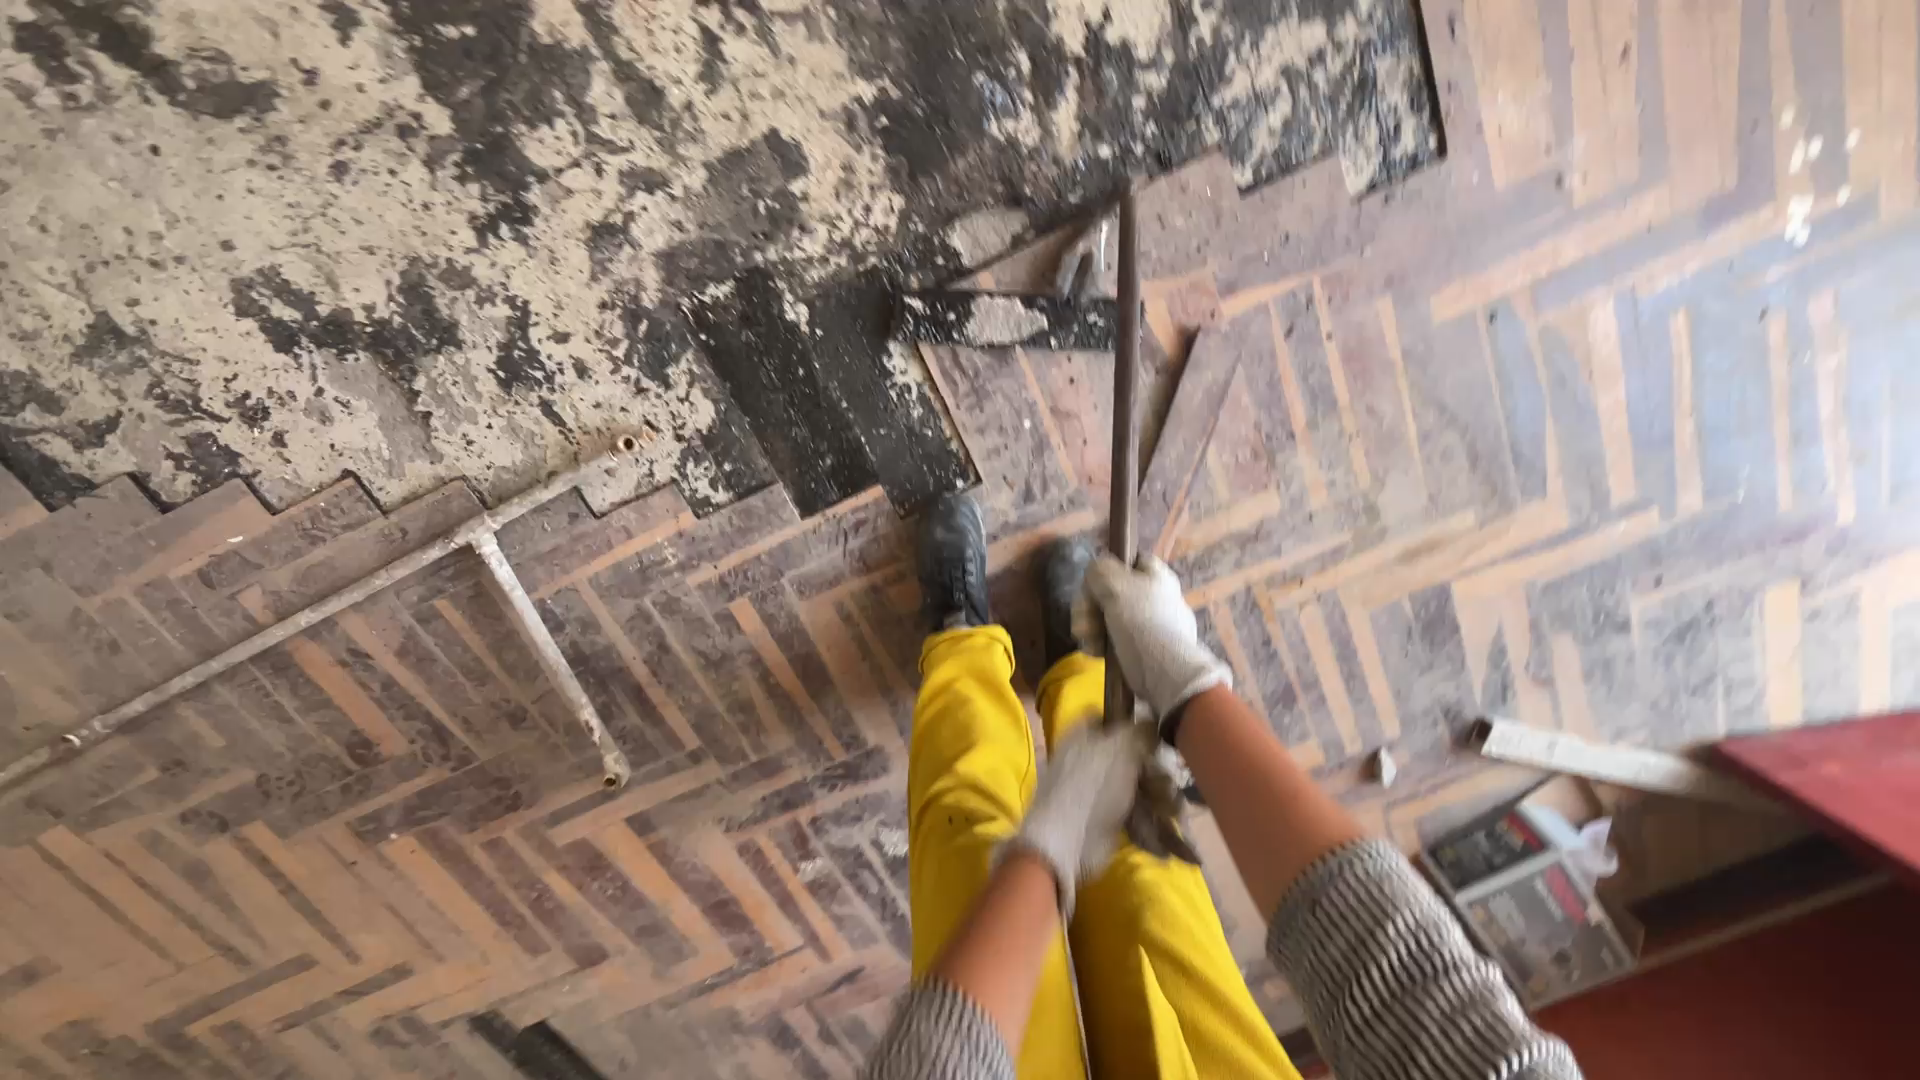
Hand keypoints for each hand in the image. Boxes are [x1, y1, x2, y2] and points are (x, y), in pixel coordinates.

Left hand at [1004, 720, 1153, 914]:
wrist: (1068, 842)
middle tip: (1165, 774)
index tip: (1151, 731)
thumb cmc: (1092, 786)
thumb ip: (1139, 732)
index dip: (1127, 721)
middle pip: (1129, 752)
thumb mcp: (1120, 749)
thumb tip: (1150, 720)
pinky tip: (1165, 818)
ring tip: (1168, 804)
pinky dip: (1152, 813)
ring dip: (1158, 792)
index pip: (1104, 717)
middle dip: (1152, 764)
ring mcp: (1097, 789)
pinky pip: (1136, 808)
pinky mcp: (1107, 815)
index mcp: (1083, 735)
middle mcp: (1089, 758)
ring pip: (1137, 781)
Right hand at [1073, 554, 1232, 718]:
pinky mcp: (1141, 649)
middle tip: (1085, 619)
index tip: (1095, 585)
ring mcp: (1148, 624)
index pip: (1128, 560)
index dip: (1108, 570)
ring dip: (1090, 626)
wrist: (1163, 672)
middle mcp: (1154, 596)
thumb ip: (1099, 569)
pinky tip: (1096, 652)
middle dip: (1089, 605)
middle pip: (1110, 590)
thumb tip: (1096, 574)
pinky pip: (1113, 639)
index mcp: (1156, 575)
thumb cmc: (1141, 621)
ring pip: (1107, 616)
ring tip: (1088, 639)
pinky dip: (1100, 644)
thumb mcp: (1115, 584)